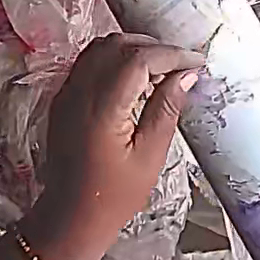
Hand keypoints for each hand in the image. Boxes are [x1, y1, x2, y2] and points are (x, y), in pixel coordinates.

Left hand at [28, 35, 203, 259]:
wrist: (70, 215)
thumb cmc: (115, 195)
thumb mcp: (149, 156)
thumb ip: (166, 109)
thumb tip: (186, 75)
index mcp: (102, 108)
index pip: (138, 60)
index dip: (171, 54)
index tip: (196, 62)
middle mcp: (78, 92)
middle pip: (116, 45)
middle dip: (152, 47)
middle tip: (181, 64)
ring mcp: (66, 92)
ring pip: (100, 47)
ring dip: (132, 48)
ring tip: (161, 67)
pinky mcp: (63, 97)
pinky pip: (88, 61)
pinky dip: (113, 58)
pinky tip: (134, 76)